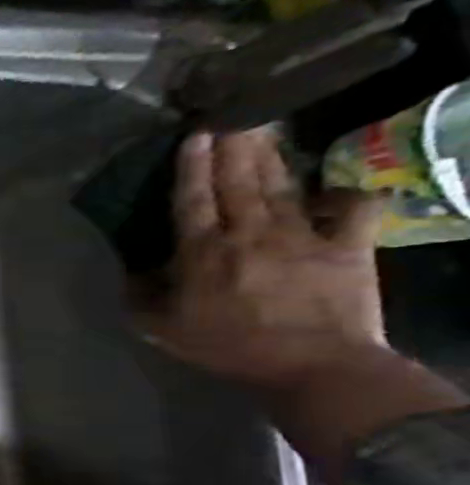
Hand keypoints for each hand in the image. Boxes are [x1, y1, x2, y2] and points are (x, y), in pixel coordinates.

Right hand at [135, 129, 387, 392]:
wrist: (312, 365)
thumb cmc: (225, 347)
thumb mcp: (160, 328)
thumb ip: (140, 296)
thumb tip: (131, 271)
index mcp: (202, 251)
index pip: (192, 198)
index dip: (192, 165)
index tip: (194, 136)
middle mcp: (249, 233)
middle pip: (238, 182)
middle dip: (233, 148)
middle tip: (232, 118)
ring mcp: (303, 236)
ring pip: (283, 187)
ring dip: (271, 159)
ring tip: (263, 134)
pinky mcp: (348, 246)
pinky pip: (353, 210)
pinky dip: (346, 195)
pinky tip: (336, 189)